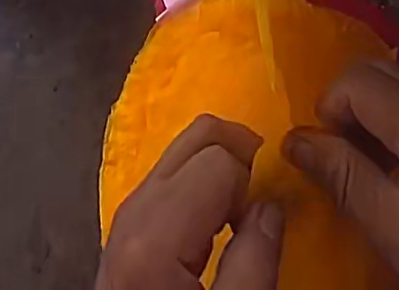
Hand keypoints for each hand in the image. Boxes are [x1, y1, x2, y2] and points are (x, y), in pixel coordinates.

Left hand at [97, 114, 284, 289]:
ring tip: (240, 216)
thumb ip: (253, 261)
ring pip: (184, 149)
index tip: (263, 221)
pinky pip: (174, 175)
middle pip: (197, 136)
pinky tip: (214, 223)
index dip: (250, 182)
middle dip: (238, 153)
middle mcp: (134, 210)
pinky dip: (202, 182)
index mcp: (155, 235)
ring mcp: (126, 214)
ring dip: (221, 168)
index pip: (218, 158)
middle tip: (261, 197)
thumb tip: (272, 205)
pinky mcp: (128, 226)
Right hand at [284, 61, 398, 289]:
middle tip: (349, 166)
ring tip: (377, 171)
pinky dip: (396, 117)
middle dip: (347, 108)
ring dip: (371, 113)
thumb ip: (347, 180)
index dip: (328, 116)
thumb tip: (294, 140)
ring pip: (393, 79)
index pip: (351, 80)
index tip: (331, 164)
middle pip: (371, 70)